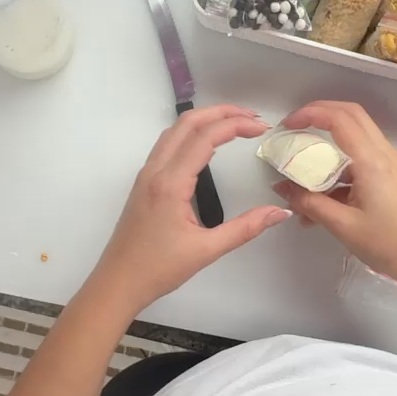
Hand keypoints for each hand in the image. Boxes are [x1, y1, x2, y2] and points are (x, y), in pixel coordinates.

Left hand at [85, 105, 291, 314]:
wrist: (117, 283)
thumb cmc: (159, 269)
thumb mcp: (206, 250)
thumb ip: (245, 228)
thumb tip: (279, 212)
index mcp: (170, 183)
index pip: (205, 138)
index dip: (235, 125)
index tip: (262, 127)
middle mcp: (155, 171)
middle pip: (187, 124)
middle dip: (221, 113)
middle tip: (252, 118)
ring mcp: (146, 176)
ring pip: (174, 132)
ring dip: (204, 121)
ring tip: (234, 125)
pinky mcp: (143, 184)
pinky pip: (167, 146)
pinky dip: (190, 135)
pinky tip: (207, 147)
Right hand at [271, 100, 396, 288]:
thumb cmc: (387, 243)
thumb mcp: (341, 224)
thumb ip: (308, 202)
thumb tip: (281, 188)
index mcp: (371, 160)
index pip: (339, 119)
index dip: (309, 114)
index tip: (287, 126)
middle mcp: (383, 153)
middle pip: (350, 115)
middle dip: (319, 114)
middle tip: (294, 127)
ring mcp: (389, 164)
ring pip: (355, 137)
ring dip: (327, 144)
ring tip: (302, 170)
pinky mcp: (390, 177)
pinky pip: (360, 159)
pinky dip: (337, 167)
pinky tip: (320, 198)